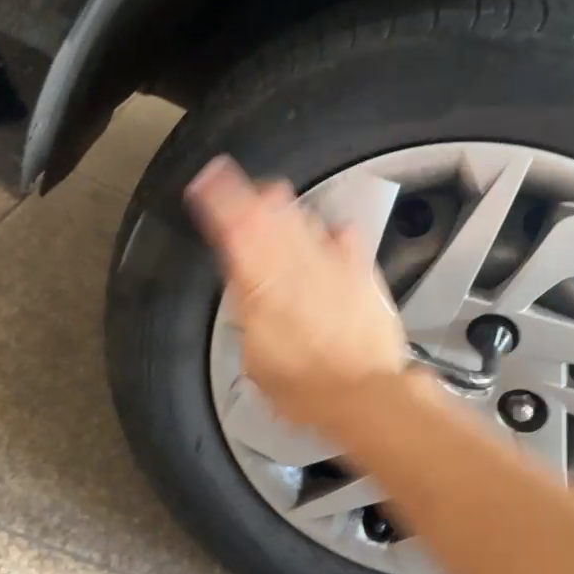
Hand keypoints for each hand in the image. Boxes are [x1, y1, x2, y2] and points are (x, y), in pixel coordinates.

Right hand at [184, 155, 410, 429]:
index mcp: (264, 287)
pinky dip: (338, 232)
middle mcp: (297, 268)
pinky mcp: (362, 275)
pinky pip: (347, 240)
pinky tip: (335, 229)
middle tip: (237, 181)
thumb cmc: (309, 387)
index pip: (235, 230)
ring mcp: (332, 267)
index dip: (220, 201)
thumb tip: (246, 295)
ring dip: (287, 208)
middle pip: (269, 216)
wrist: (364, 393)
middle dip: (250, 194)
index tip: (209, 180)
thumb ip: (251, 317)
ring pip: (304, 221)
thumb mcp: (258, 359)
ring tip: (276, 196)